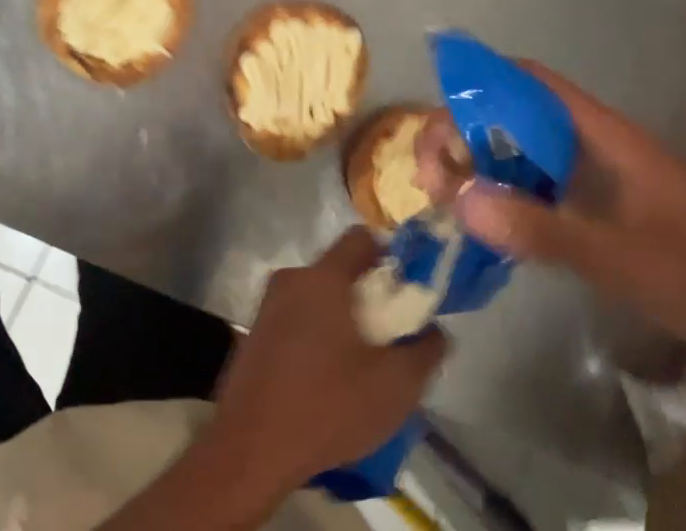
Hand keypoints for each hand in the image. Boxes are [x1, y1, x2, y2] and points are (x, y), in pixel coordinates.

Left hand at [206, 229, 447, 492]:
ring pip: (318, 299)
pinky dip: (320, 337)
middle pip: (340, 271)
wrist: (252, 445)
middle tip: (397, 336)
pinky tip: (334, 378)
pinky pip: (299, 321)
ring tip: (370, 364)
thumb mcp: (397, 384)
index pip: (361, 239)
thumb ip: (425, 348)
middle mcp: (289, 281)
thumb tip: (433, 329)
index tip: (413, 291)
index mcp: (321, 278)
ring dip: (346, 321)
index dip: (393, 257)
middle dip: (372, 297)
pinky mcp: (255, 334)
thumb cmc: (329, 404)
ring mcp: (266, 307)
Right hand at [413, 62, 685, 376]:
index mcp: (604, 137)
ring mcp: (596, 181)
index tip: (433, 130)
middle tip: (433, 187)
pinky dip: (498, 199)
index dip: (473, 85)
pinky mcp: (599, 214)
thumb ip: (542, 229)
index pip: (525, 83)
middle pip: (508, 116)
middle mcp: (592, 148)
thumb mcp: (627, 259)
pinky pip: (531, 190)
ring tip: (446, 207)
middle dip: (459, 138)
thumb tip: (458, 199)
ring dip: (474, 170)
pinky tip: (482, 230)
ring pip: (516, 154)